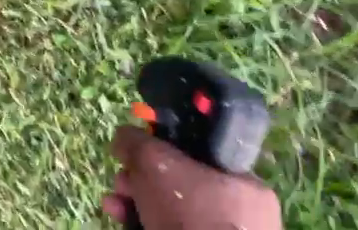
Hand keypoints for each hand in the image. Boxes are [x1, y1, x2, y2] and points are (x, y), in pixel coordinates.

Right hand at [103, 125, 280, 229]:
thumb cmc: (190, 211)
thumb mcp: (153, 159)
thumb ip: (135, 139)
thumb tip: (126, 138)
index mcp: (243, 183)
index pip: (191, 153)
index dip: (155, 150)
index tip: (132, 158)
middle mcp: (240, 210)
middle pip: (173, 181)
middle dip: (136, 179)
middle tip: (121, 184)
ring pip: (167, 207)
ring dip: (132, 201)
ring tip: (114, 205)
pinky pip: (168, 227)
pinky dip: (141, 221)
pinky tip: (122, 219)